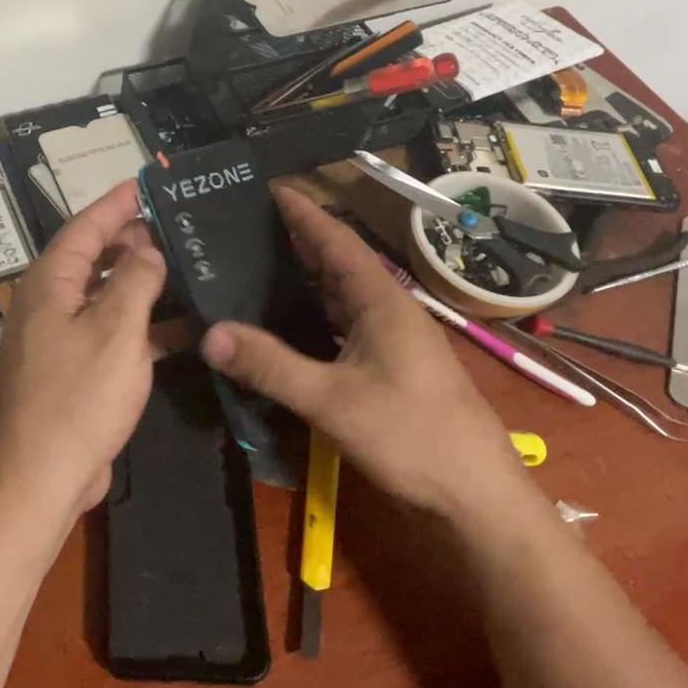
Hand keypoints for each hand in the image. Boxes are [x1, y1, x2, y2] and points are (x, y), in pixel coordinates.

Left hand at [0, 179, 168, 519]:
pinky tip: (180, 328)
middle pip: (92, 259)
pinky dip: (140, 326)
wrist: (42, 477)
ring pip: (104, 297)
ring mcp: (57, 339)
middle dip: (133, 242)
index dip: (115, 204)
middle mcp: (47, 304)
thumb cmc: (78, 397)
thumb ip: (135, 280)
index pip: (84, 227)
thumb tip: (146, 249)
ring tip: (187, 270)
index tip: (145, 184)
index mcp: (49, 283)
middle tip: (177, 230)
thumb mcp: (116, 330)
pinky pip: (108, 333)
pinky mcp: (71, 371)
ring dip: (141, 285)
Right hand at [199, 185, 530, 519]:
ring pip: (339, 299)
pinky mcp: (388, 373)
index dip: (304, 214)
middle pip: (337, 265)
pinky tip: (282, 329)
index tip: (268, 189)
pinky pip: (341, 330)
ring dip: (302, 283)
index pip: (338, 241)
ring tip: (252, 270)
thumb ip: (270, 366)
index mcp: (383, 302)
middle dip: (295, 244)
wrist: (477, 498)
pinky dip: (310, 321)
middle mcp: (388, 313)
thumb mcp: (333, 400)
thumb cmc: (412, 436)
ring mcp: (391, 344)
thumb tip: (210, 334)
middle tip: (243, 231)